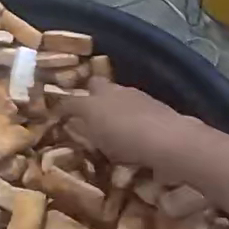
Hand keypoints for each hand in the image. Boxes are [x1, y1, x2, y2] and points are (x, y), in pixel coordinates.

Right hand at [61, 78, 203, 173]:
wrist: (169, 140)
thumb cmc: (126, 142)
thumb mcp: (98, 141)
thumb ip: (85, 131)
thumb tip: (74, 124)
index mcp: (92, 101)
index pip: (69, 101)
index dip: (62, 108)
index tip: (59, 116)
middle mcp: (112, 92)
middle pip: (95, 86)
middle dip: (90, 95)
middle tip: (88, 114)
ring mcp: (135, 95)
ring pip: (117, 94)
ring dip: (113, 104)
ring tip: (113, 124)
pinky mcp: (154, 104)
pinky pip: (135, 106)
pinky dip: (131, 114)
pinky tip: (134, 130)